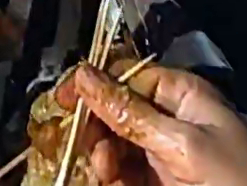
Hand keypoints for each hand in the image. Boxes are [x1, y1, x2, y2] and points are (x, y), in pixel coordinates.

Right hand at [73, 64, 246, 185]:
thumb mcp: (184, 148)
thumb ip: (129, 111)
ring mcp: (171, 157)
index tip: (62, 102)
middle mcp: (173, 119)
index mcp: (182, 95)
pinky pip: (128, 174)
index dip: (92, 85)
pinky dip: (113, 178)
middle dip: (98, 129)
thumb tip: (81, 72)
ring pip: (118, 145)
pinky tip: (105, 183)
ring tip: (103, 176)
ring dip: (103, 158)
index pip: (125, 75)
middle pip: (116, 110)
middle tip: (91, 154)